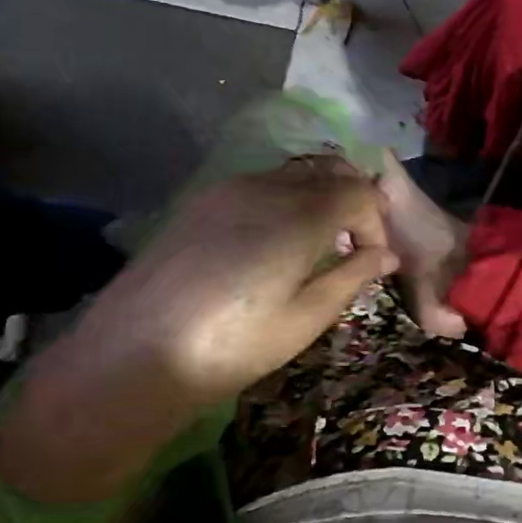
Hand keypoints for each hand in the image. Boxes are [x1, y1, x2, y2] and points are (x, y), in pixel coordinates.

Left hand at [0, 158, 396, 500]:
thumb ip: (352, 276)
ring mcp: (229, 188)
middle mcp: (267, 186)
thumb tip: (385, 254)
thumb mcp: (306, 319)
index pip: (359, 193)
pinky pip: (261, 184)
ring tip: (315, 246)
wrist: (136, 353)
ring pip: (294, 173)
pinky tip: (273, 242)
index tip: (371, 260)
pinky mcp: (202, 201)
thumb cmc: (233, 345)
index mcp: (299, 214)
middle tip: (352, 246)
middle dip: (353, 201)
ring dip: (319, 198)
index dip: (376, 224)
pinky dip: (285, 200)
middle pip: (329, 169)